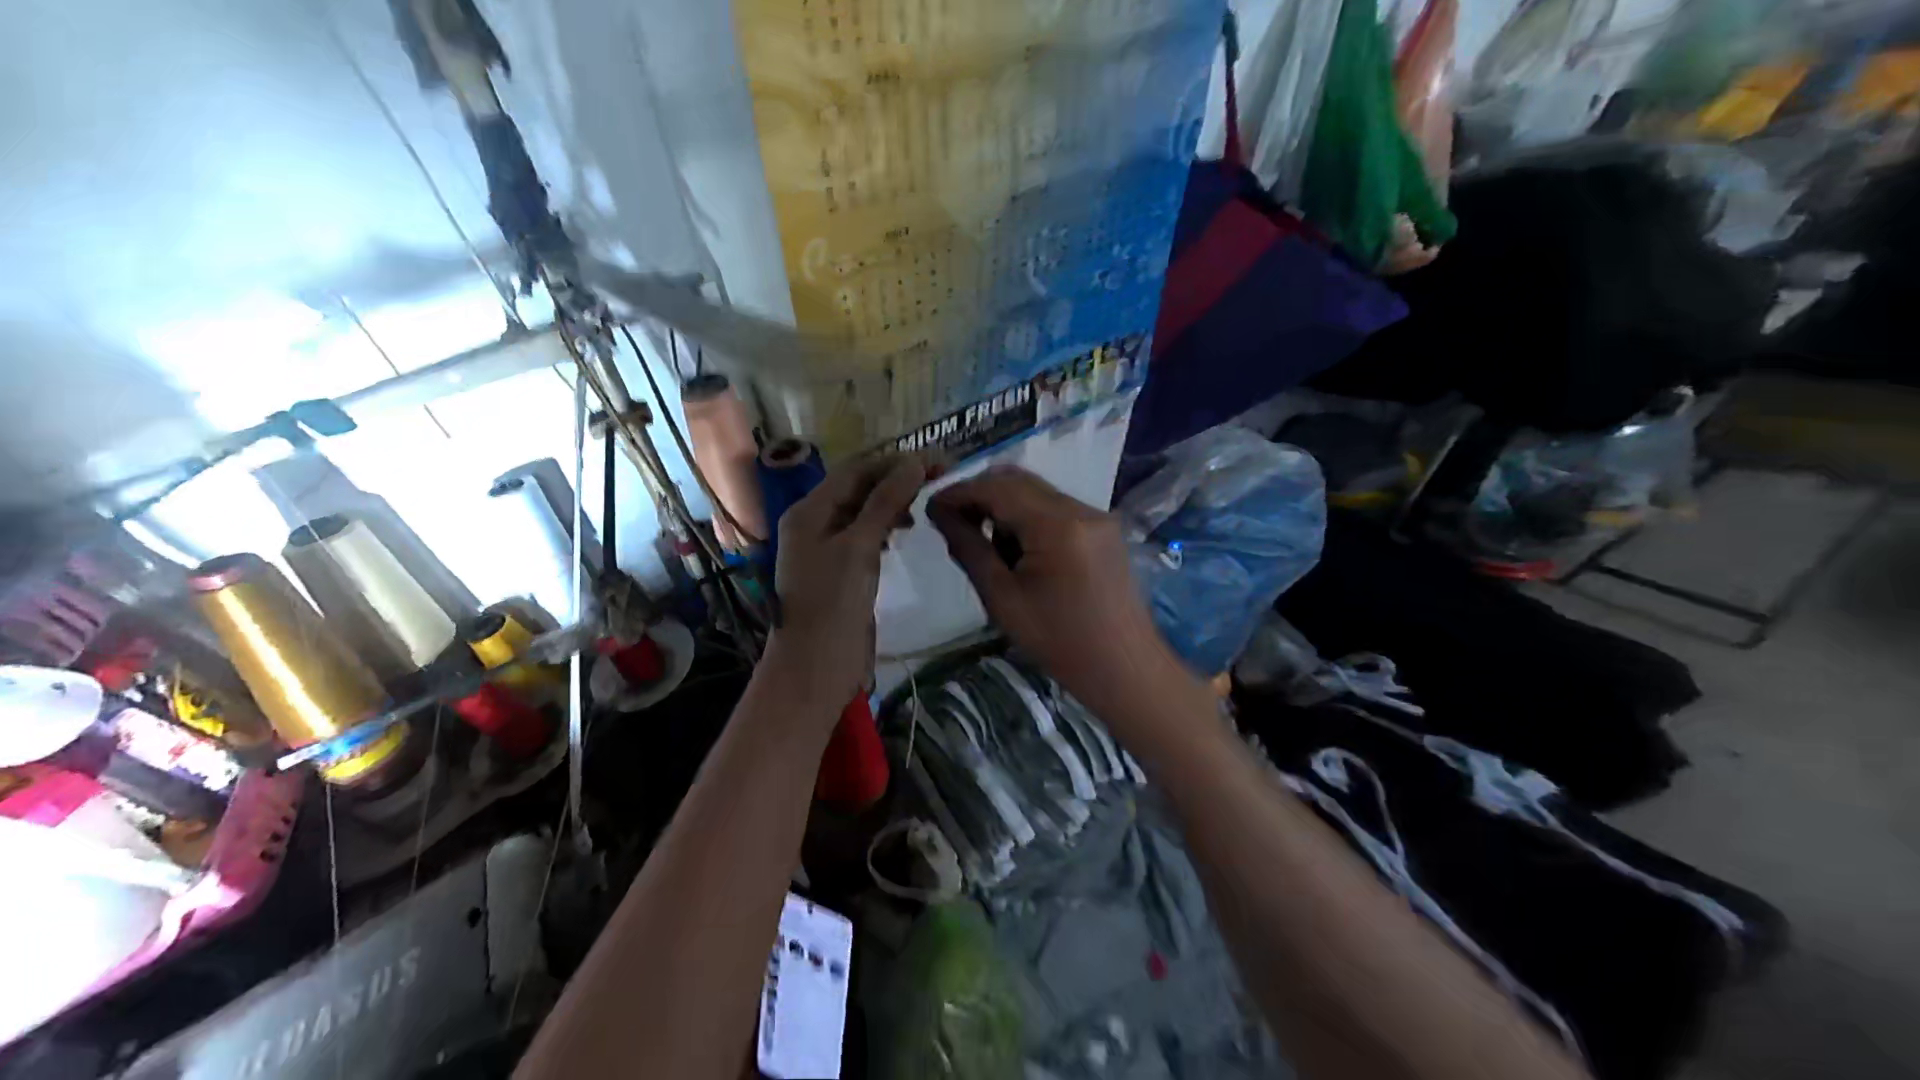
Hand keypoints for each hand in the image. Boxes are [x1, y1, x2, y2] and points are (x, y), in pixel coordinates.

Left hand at [765, 455, 925, 712]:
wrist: (815, 668)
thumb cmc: (833, 605)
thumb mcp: (860, 547)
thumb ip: (885, 503)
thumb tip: (914, 463)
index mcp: (809, 511)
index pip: (856, 469)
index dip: (896, 461)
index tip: (938, 460)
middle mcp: (814, 522)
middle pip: (858, 486)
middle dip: (896, 478)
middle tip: (940, 476)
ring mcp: (825, 546)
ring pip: (862, 510)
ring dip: (892, 501)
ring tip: (924, 503)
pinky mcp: (839, 569)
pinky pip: (864, 534)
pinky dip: (885, 525)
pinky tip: (903, 531)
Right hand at [928, 466, 1182, 717]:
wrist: (1124, 668)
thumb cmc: (1058, 641)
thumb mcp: (1003, 599)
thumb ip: (970, 549)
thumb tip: (941, 515)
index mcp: (1057, 525)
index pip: (998, 488)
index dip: (960, 491)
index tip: (931, 506)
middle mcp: (1081, 509)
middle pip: (1019, 481)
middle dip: (981, 494)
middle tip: (951, 521)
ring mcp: (1097, 516)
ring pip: (1038, 492)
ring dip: (1005, 506)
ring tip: (984, 543)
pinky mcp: (1104, 530)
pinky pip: (1057, 508)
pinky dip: (1029, 518)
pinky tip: (1016, 550)